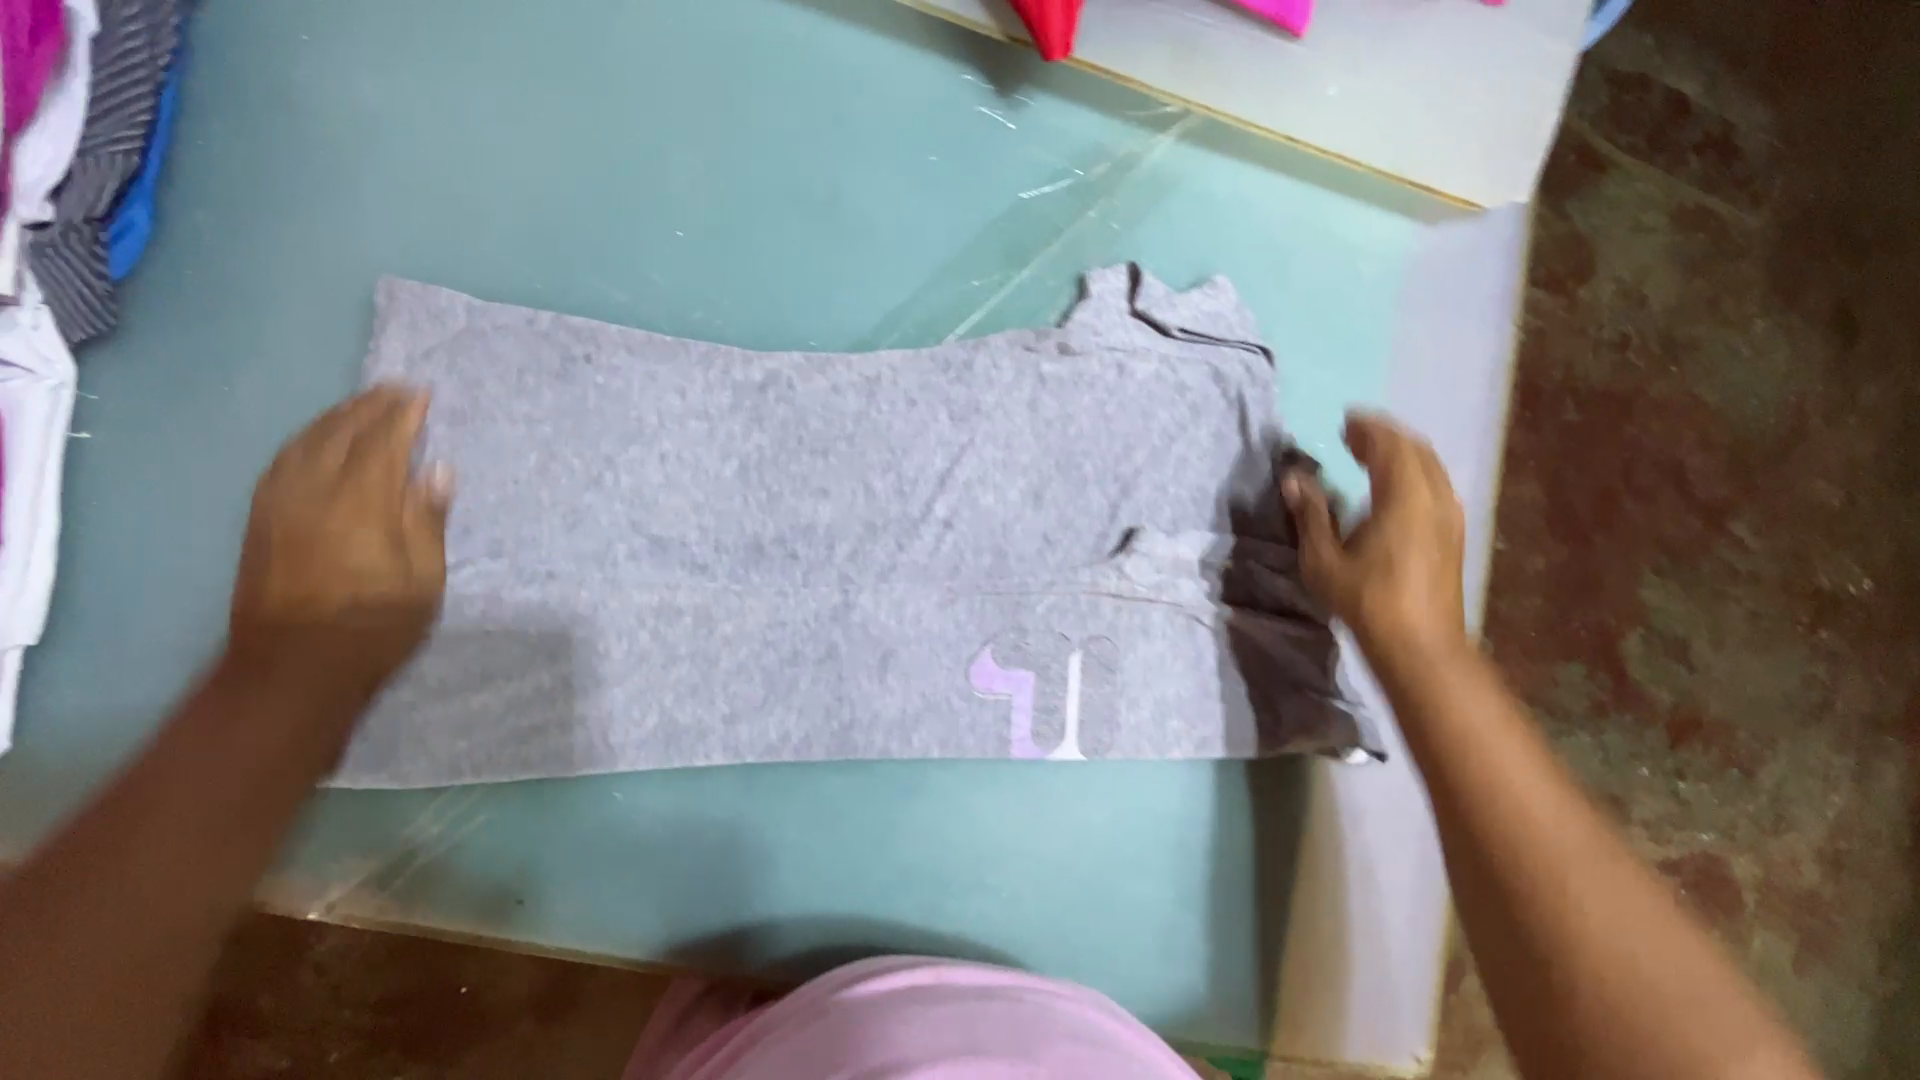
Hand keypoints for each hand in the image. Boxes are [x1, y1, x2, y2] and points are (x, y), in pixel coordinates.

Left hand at [227, 385, 453, 705]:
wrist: (293, 666)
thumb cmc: (374, 625)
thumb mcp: (422, 579)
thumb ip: (427, 519)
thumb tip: (435, 469)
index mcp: (360, 503)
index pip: (382, 442)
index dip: (403, 415)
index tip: (421, 394)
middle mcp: (314, 491)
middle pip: (341, 433)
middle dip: (370, 407)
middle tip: (396, 390)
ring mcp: (280, 502)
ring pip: (306, 441)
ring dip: (336, 417)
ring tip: (362, 404)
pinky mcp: (261, 517)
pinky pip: (284, 460)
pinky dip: (307, 438)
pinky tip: (318, 438)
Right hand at [1282, 410, 1468, 665]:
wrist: (1421, 645)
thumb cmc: (1367, 601)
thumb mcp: (1324, 560)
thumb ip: (1311, 514)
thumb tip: (1294, 479)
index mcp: (1403, 497)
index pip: (1389, 445)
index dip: (1367, 428)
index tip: (1345, 421)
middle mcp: (1434, 498)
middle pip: (1415, 449)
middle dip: (1385, 436)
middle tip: (1354, 436)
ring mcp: (1449, 517)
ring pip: (1430, 467)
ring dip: (1402, 454)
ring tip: (1372, 457)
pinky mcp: (1453, 535)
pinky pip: (1436, 485)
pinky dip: (1414, 473)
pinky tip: (1393, 491)